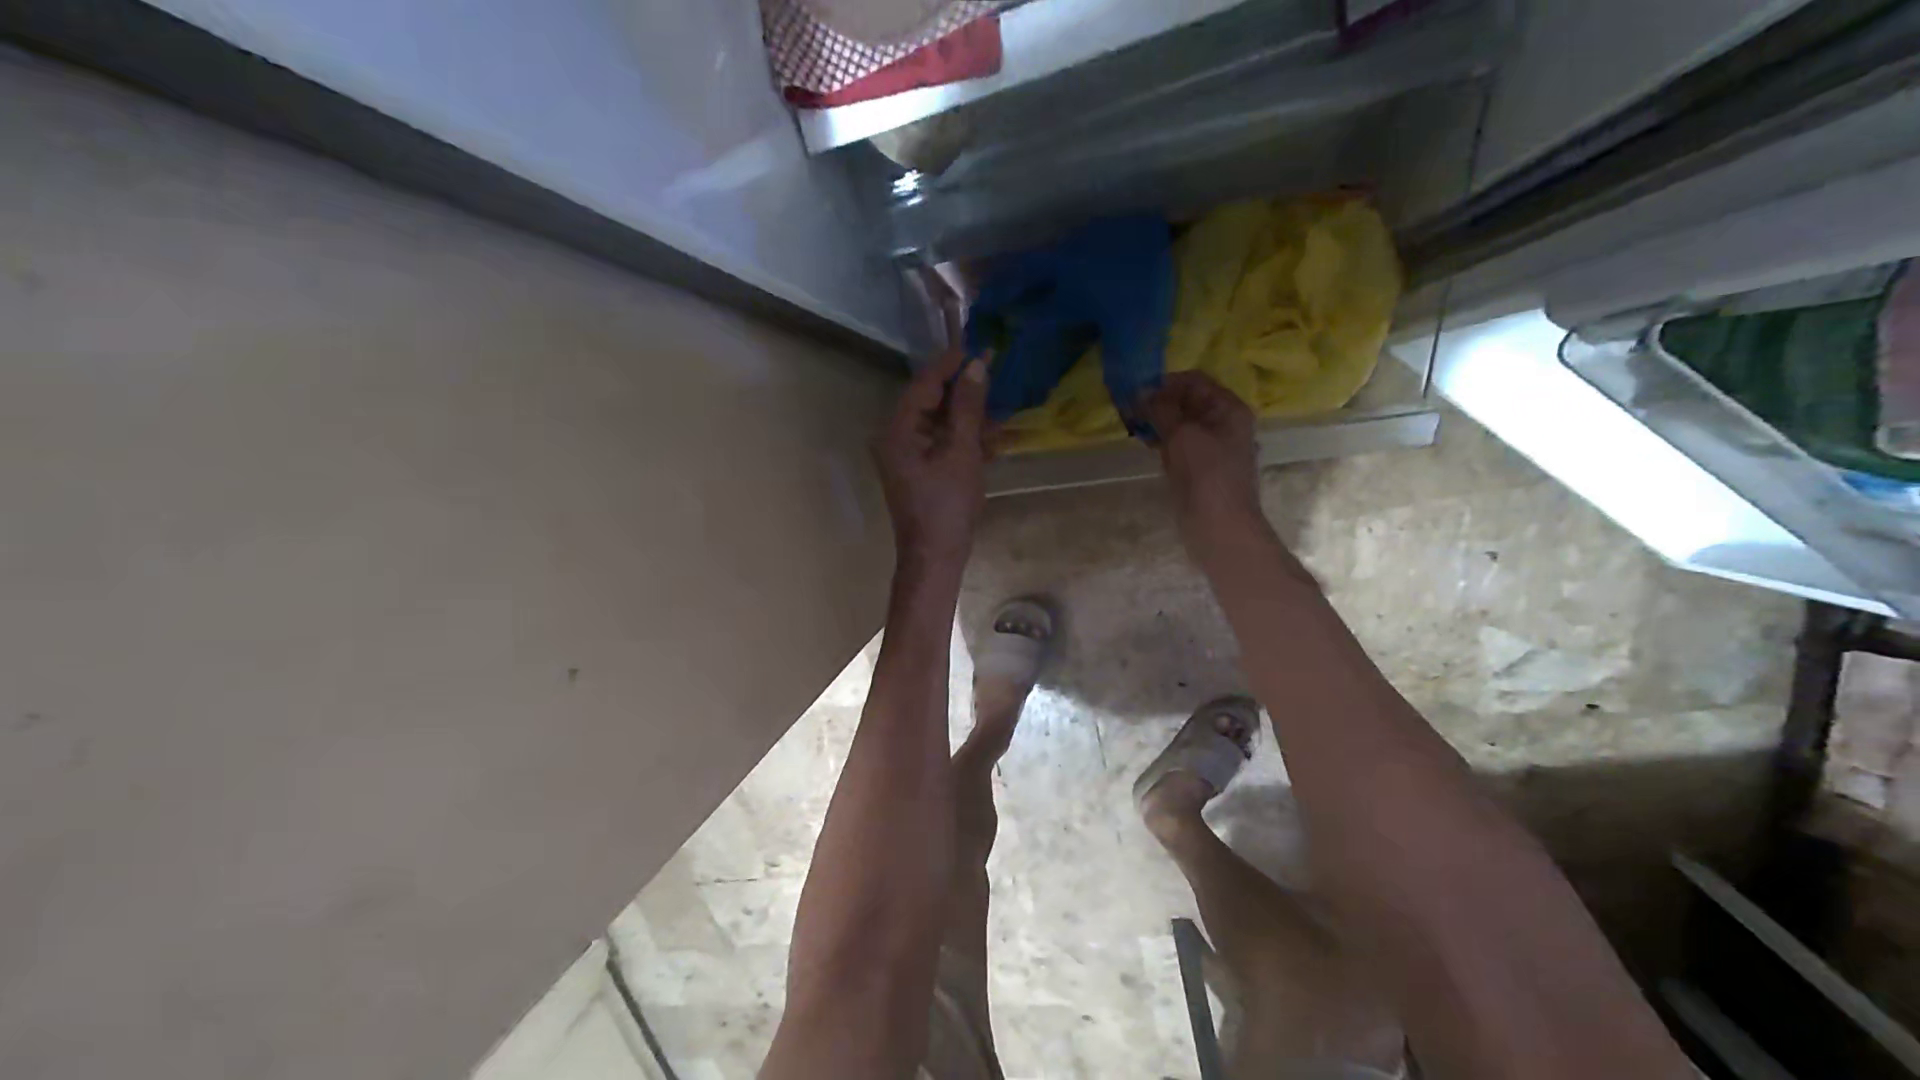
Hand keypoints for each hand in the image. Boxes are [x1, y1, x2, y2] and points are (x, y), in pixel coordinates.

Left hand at [874, 347, 992, 567]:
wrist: (936, 557)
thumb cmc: (948, 505)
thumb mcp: (962, 452)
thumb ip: (968, 407)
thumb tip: (976, 365)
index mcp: (898, 431)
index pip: (924, 384)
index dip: (950, 364)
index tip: (977, 346)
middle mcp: (896, 438)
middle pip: (931, 402)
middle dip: (964, 393)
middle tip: (995, 376)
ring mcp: (907, 456)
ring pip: (940, 423)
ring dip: (970, 419)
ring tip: (1000, 415)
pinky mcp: (920, 470)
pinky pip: (942, 444)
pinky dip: (965, 440)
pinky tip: (992, 442)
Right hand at [1141, 371, 1264, 542]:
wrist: (1219, 527)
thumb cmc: (1206, 475)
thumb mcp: (1182, 435)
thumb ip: (1161, 409)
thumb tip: (1141, 391)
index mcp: (1228, 409)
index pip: (1195, 381)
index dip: (1165, 382)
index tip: (1136, 390)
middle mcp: (1223, 424)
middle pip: (1187, 401)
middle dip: (1158, 401)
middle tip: (1128, 407)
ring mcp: (1211, 447)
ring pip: (1180, 424)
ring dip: (1157, 421)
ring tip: (1131, 424)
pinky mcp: (1198, 468)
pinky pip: (1178, 444)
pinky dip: (1161, 440)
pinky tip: (1144, 443)